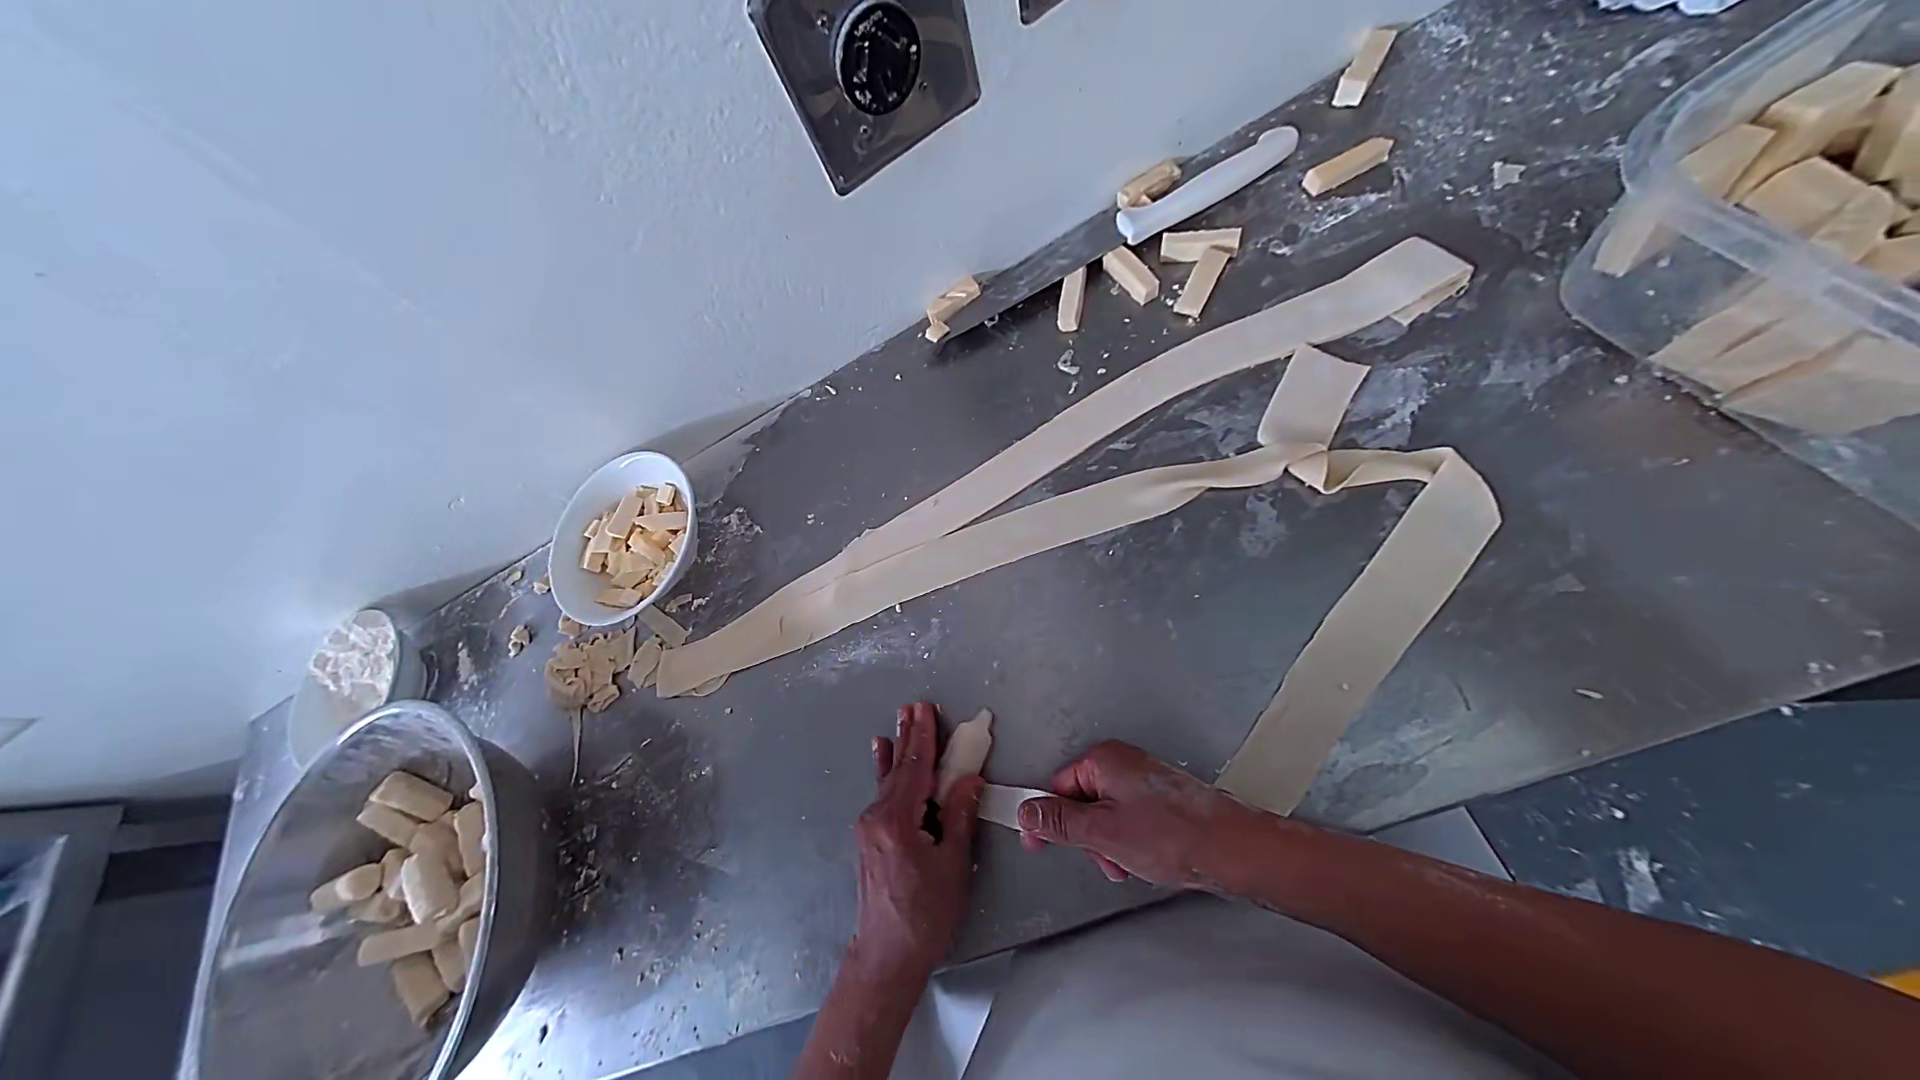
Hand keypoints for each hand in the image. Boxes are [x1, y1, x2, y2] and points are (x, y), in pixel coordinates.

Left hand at [850, 703, 984, 975]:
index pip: (917, 769)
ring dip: (900, 749)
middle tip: (915, 706)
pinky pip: (881, 794)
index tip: (928, 710)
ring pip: (890, 780)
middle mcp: (876, 817)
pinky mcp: (869, 836)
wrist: (887, 955)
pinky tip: (882, 754)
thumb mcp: (953, 864)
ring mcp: (868, 826)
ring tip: (902, 720)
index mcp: (898, 821)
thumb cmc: (925, 915)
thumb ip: (959, 816)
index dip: (925, 738)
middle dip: (911, 736)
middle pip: (900, 769)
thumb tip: (970, 780)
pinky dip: (886, 771)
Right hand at [1016, 740, 1270, 887]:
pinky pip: (1127, 820)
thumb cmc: (1176, 835)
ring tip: (1130, 862)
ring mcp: (1143, 781)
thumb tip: (1029, 811)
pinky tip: (1145, 859)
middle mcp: (1123, 763)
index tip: (1036, 840)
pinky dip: (1129, 843)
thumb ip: (1059, 821)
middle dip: (1087, 836)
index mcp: (1104, 760)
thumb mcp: (1102, 833)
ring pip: (1105, 816)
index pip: (1056, 785)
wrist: (1232, 850)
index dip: (1045, 817)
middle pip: (1080, 801)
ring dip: (1109, 844)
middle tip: (1103, 855)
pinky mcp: (1160, 800)